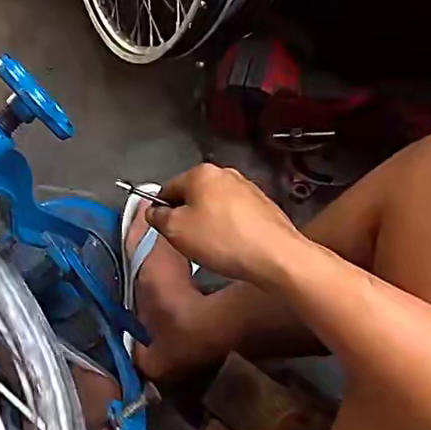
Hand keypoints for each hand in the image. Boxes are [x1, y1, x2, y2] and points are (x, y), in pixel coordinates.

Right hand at [147, 163, 302, 283]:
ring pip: (215, 206)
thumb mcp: (176, 231)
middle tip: (188, 242)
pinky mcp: (263, 206)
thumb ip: (158, 217)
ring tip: (213, 248)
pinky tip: (232, 247)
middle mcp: (225, 174)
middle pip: (193, 195)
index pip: (168, 188)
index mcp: (201, 173)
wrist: (276, 256)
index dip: (162, 211)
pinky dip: (229, 229)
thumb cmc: (224, 240)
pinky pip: (235, 216)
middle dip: (187, 218)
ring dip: (209, 224)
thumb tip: (154, 212)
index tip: (164, 230)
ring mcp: (247, 188)